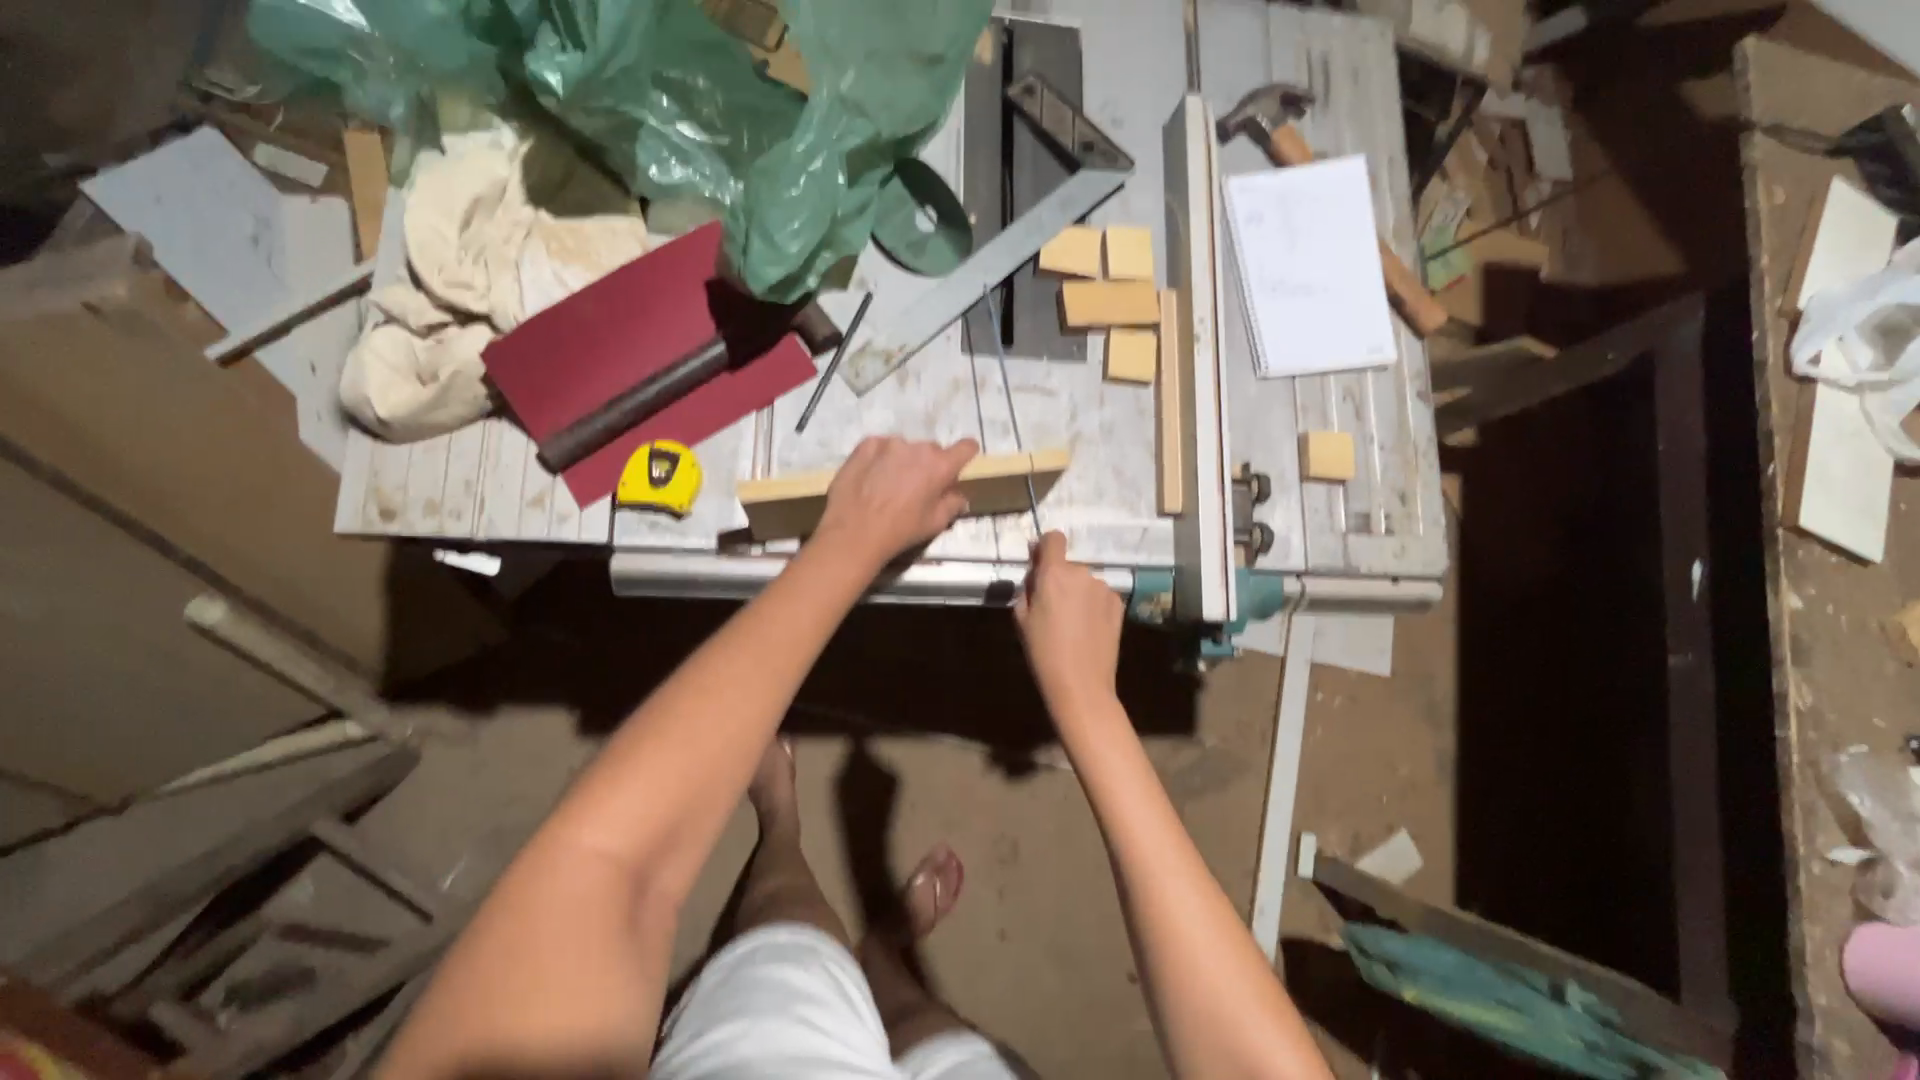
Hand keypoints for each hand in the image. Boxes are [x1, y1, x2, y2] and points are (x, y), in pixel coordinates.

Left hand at [812, 436, 979, 566]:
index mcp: (940, 465)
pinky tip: (871, 477)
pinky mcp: (866, 444)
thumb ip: (953, 503)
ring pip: (905, 448)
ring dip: (903, 460)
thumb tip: (958, 494)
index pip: (966, 447)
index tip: (957, 465)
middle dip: (928, 464)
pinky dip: (880, 458)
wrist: (854, 532)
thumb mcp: (935, 524)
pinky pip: (881, 447)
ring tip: (888, 484)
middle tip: (916, 486)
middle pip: (932, 450)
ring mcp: (889, 443)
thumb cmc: (900, 531)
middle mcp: (918, 447)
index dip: (965, 455)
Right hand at [1014, 531, 1122, 712]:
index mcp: (1054, 574)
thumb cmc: (1043, 652)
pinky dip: (1093, 604)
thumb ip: (1027, 587)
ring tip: (1073, 622)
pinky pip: (1100, 595)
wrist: (1081, 682)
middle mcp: (1082, 573)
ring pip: (1085, 581)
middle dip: (1060, 578)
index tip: (1041, 565)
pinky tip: (1089, 628)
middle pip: (1068, 565)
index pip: (1053, 538)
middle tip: (1053, 607)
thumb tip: (1035, 570)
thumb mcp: (1022, 618)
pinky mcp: (1118, 603)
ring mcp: (1104, 587)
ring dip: (1078, 592)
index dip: (1046, 547)